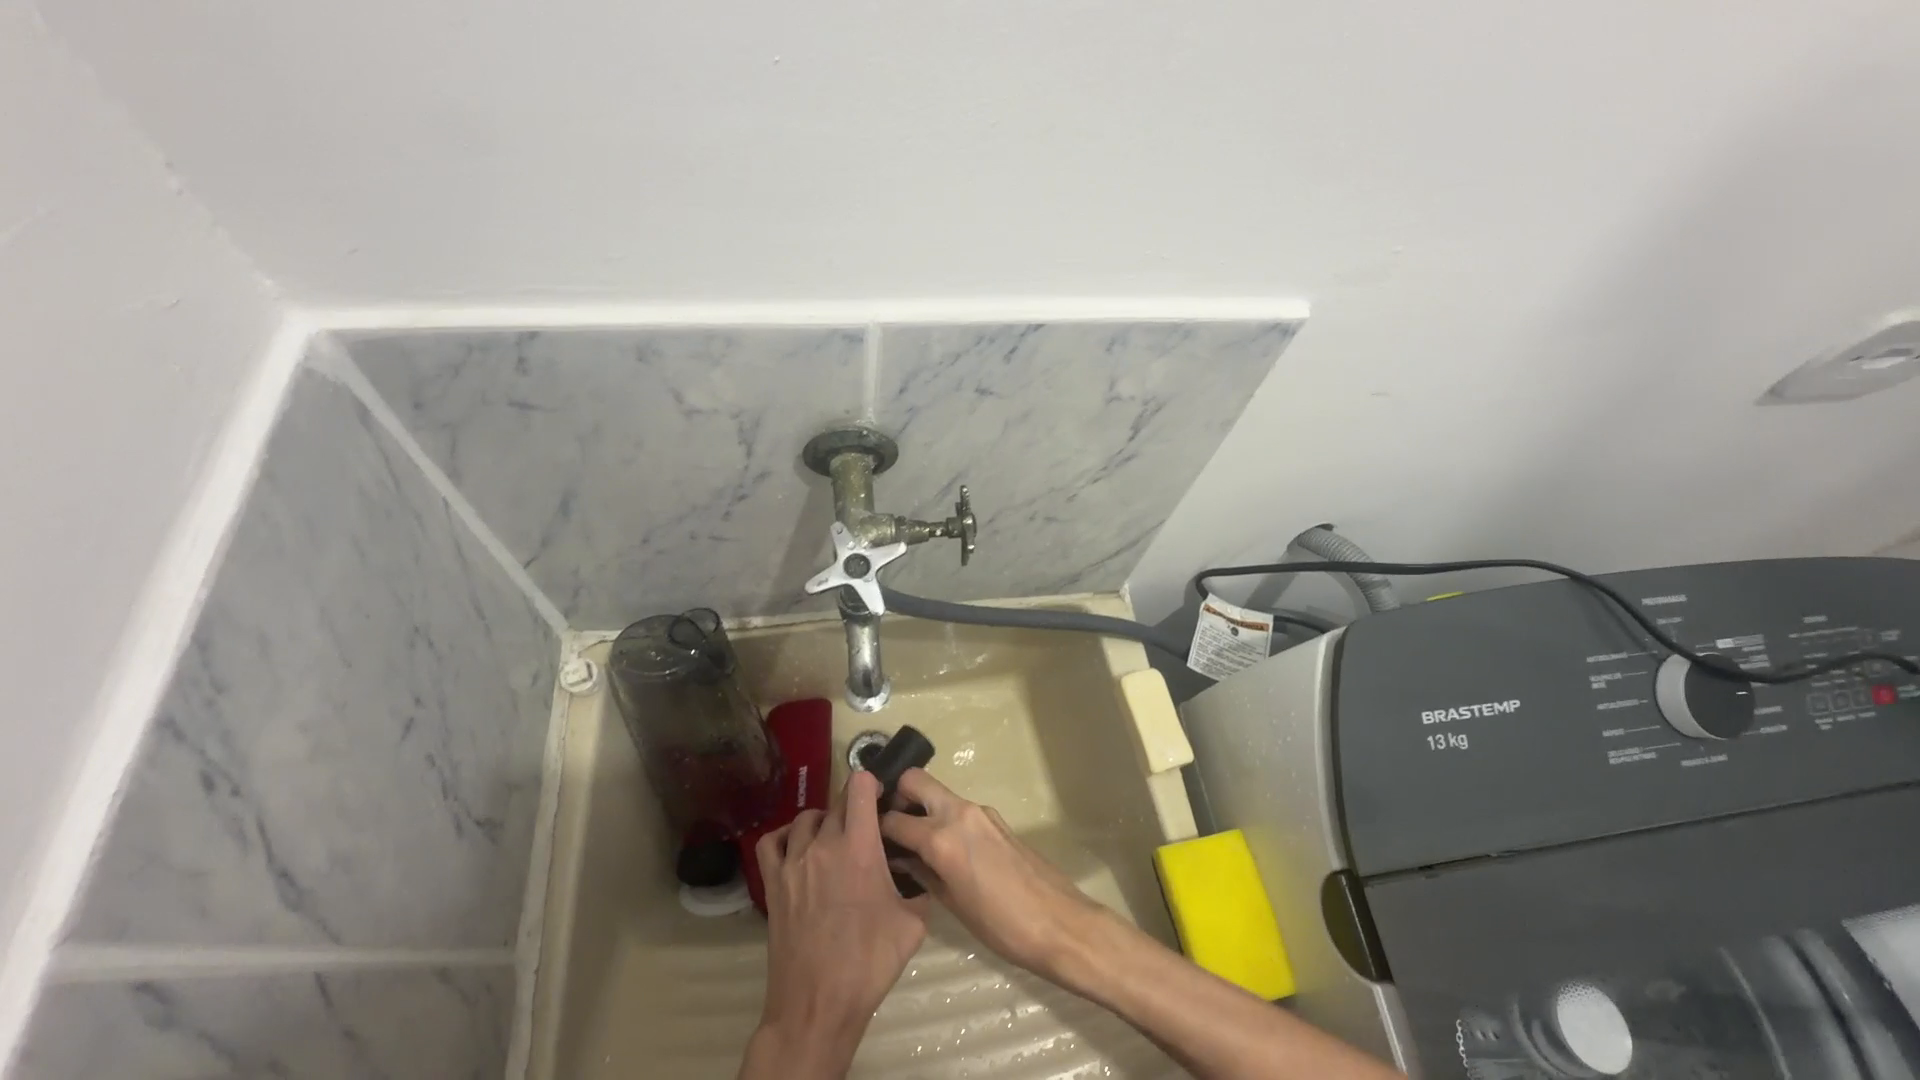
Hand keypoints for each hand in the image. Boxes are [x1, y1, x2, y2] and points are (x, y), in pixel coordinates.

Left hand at [744, 770, 927, 1078]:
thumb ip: (917, 891)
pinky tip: (797, 848)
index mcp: (859, 846)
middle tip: (866, 825)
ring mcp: (792, 862)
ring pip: (805, 820)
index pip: (860, 788)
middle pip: (836, 803)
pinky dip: (784, 836)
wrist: (819, 1001)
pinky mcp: (773, 883)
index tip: (882, 795)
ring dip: (823, 822)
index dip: (872, 783)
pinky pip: (771, 842)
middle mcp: (823, 844)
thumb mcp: (913, 924)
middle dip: (854, 806)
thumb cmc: (870, 961)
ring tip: (834, 839)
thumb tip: (919, 880)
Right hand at [878, 768, 1109, 979]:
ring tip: (912, 842)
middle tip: (889, 825)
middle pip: (915, 780)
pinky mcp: (996, 820)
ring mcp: (981, 813)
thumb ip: (922, 873)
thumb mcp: (952, 905)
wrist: (1060, 924)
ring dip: (921, 807)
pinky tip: (942, 851)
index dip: (875, 828)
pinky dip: (943, 819)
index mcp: (942, 837)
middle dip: (896, 795)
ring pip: (938, 794)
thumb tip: (902, 859)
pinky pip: (959, 810)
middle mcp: (959, 813)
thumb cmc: (1001, 925)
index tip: (865, 837)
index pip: (893, 819)